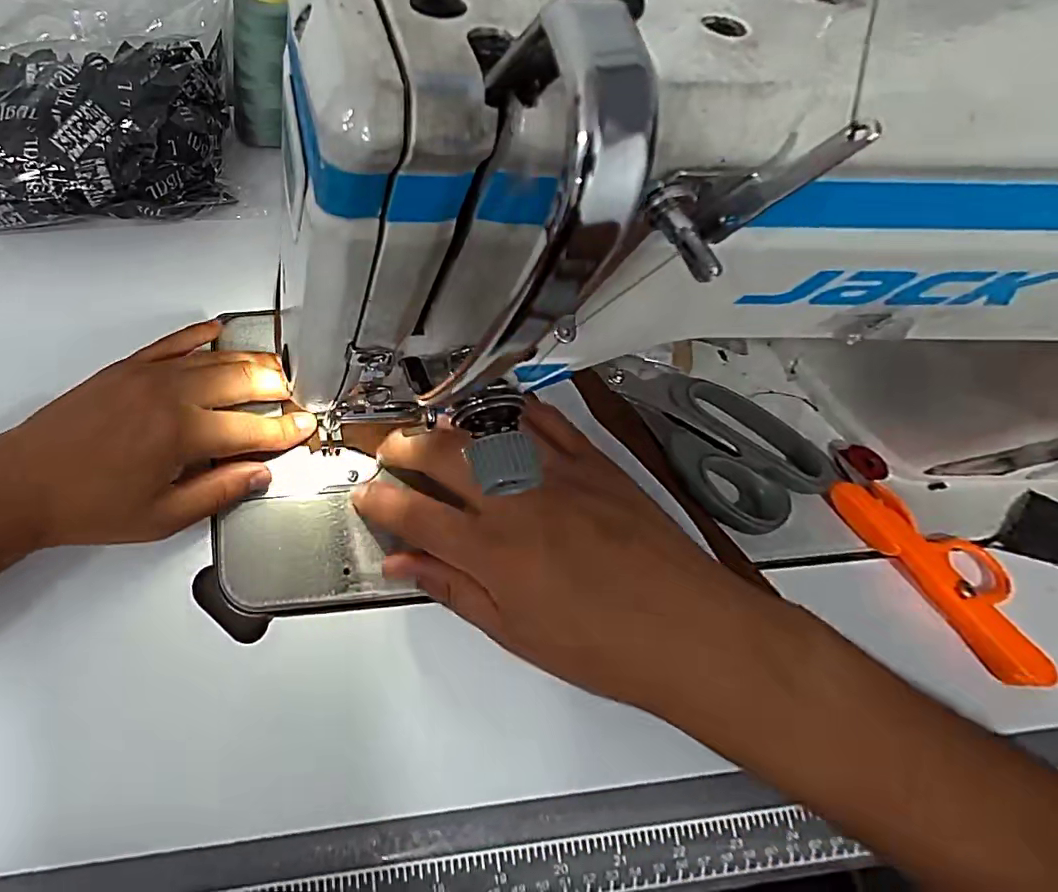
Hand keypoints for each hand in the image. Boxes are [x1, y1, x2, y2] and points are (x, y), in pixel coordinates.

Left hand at [0, 320, 315, 578]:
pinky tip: (217, 333)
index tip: (302, 428)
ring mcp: (148, 374)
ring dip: (251, 360)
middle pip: (245, 378)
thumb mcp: (161, 517)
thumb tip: (257, 474)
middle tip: (293, 399)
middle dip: (279, 387)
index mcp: (182, 434)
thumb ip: (218, 491)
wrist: (22, 483)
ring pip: (217, 355)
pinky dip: (202, 335)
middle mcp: (169, 394)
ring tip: (271, 371)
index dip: (286, 429)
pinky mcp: (128, 366)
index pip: (255, 427)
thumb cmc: (83, 504)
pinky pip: (175, 341)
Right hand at [353, 400, 799, 718]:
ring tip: (433, 433)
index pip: (413, 515)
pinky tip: (500, 417)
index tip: (366, 497)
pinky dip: (516, 412)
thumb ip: (452, 588)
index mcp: (492, 553)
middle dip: (402, 448)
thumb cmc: (608, 645)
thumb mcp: (514, 630)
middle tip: (390, 452)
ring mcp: (556, 477)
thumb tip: (406, 567)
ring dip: (449, 427)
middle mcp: (517, 505)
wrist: (691, 632)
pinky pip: (546, 422)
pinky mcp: (592, 465)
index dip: (379, 502)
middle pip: (439, 457)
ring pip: (485, 433)